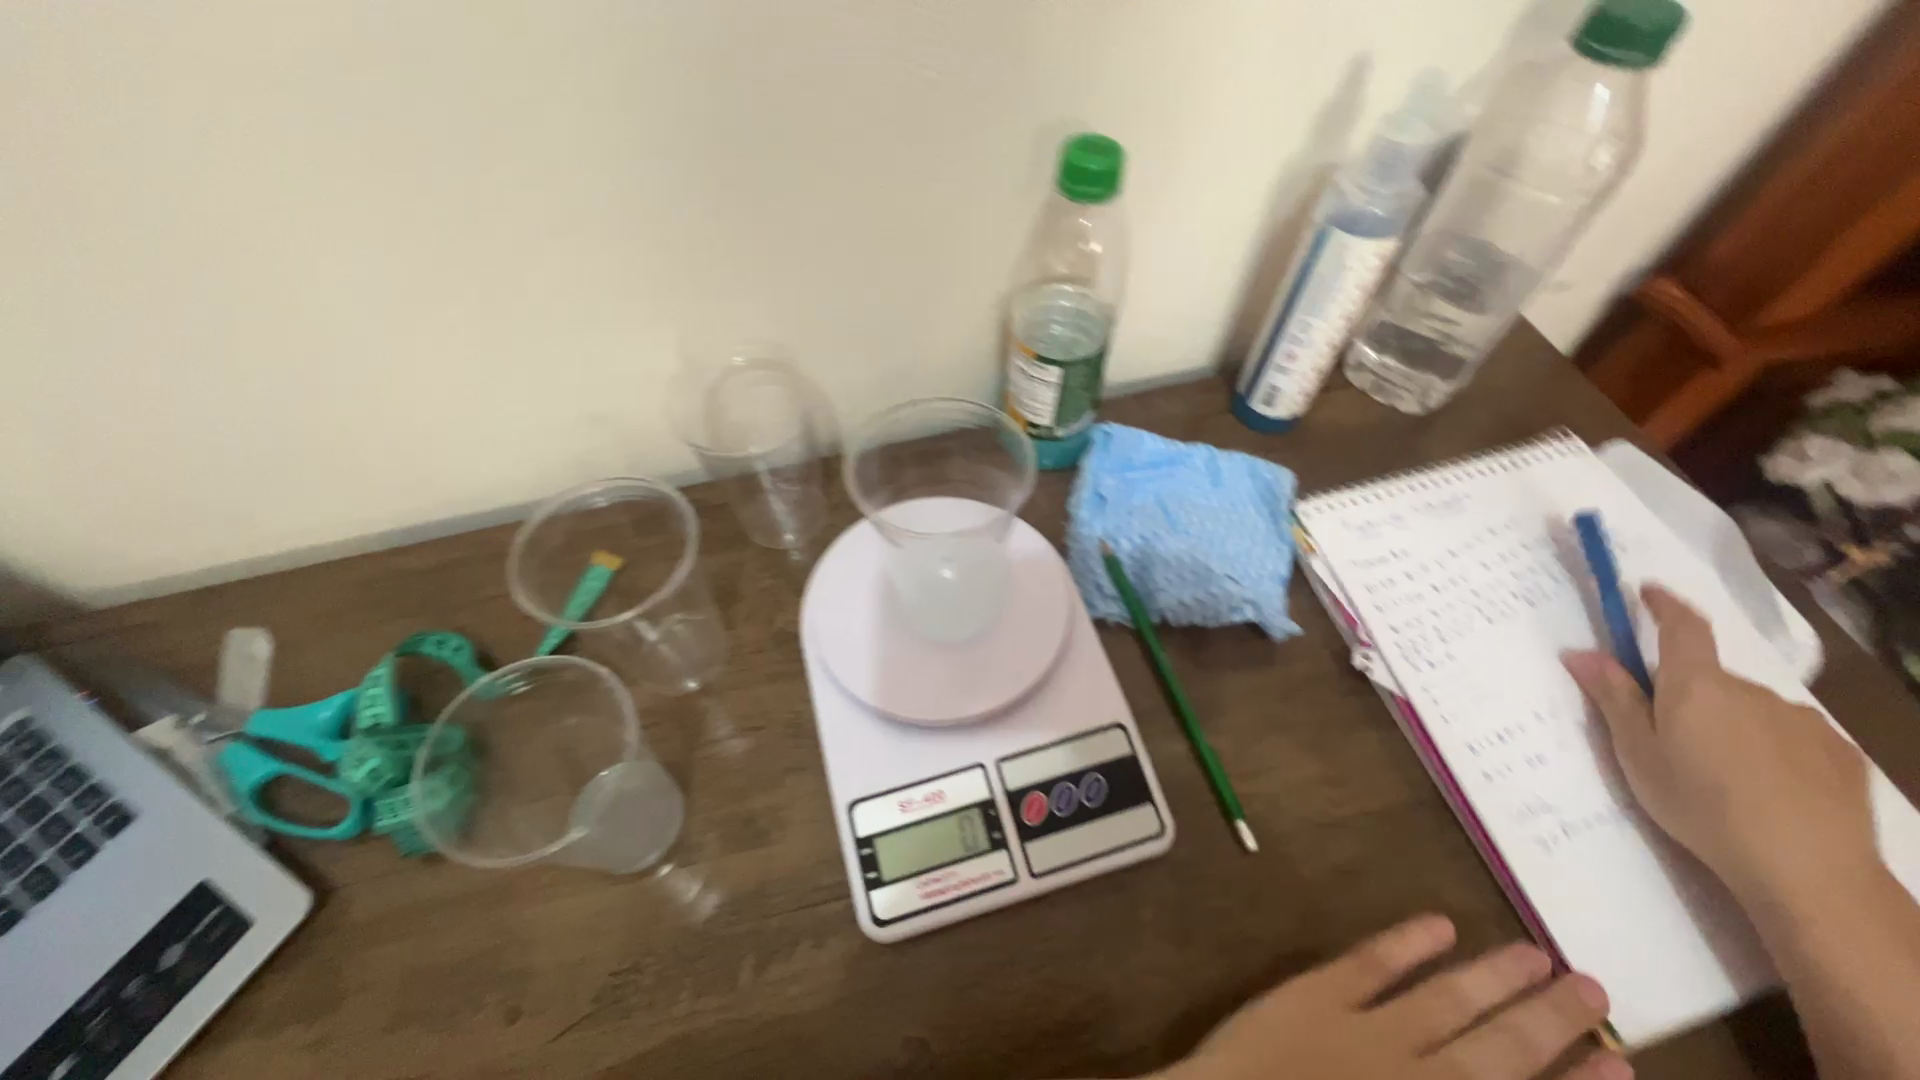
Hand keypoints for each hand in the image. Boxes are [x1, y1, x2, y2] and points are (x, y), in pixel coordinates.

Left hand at [1163, 915, 1624, 1079]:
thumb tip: (1484, 1074)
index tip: (1621, 1062)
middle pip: (1501, 1049)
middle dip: (1552, 1021)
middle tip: (1595, 988)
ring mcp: (1366, 1035)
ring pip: (1448, 1000)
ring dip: (1495, 977)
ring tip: (1538, 952)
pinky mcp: (1312, 1000)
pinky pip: (1370, 964)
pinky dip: (1407, 943)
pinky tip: (1440, 923)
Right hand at [1563, 585, 1875, 900]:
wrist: (1806, 866)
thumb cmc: (1699, 804)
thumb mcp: (1637, 754)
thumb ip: (1613, 698)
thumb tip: (1580, 652)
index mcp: (1697, 685)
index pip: (1682, 626)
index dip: (1664, 605)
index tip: (1648, 592)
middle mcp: (1751, 690)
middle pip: (1711, 679)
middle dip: (1689, 696)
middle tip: (1669, 739)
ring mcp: (1801, 721)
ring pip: (1752, 710)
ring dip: (1731, 726)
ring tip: (1720, 776)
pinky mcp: (1839, 754)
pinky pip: (1791, 738)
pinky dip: (1772, 751)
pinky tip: (1766, 790)